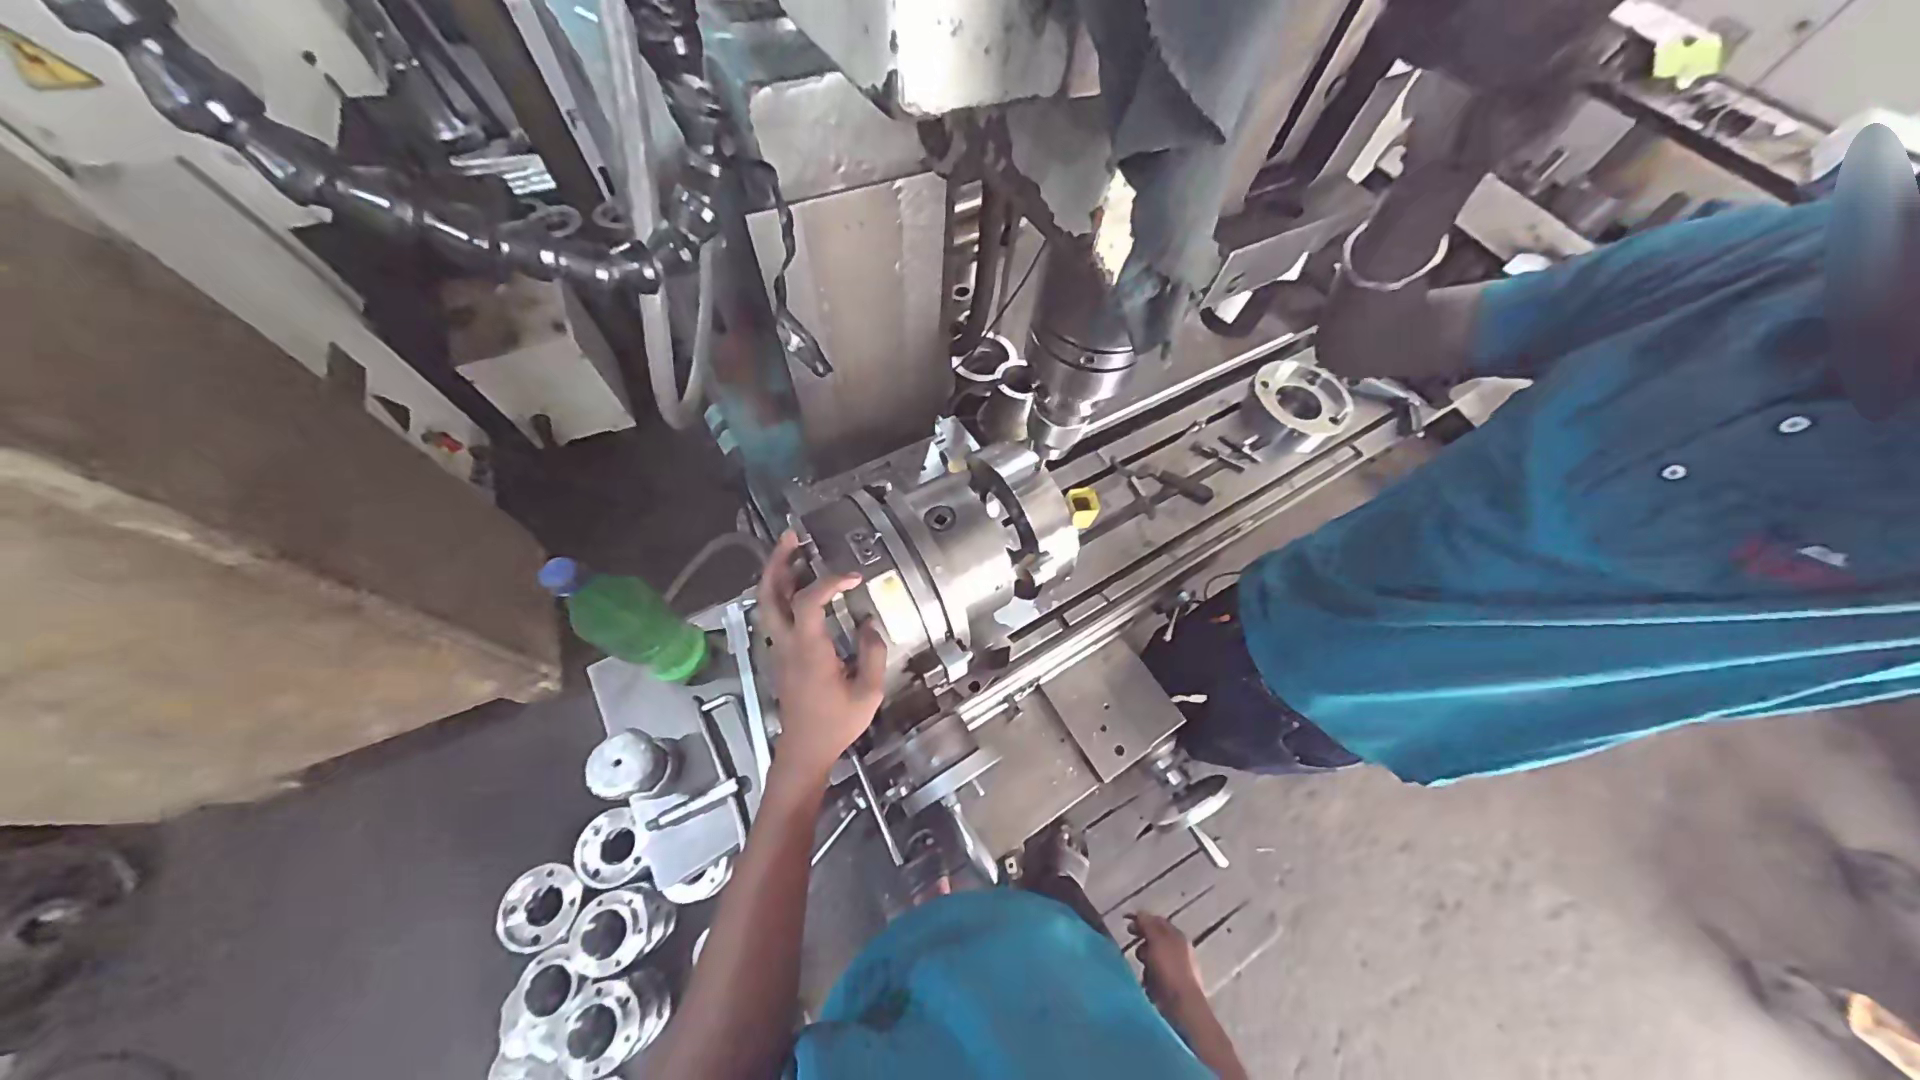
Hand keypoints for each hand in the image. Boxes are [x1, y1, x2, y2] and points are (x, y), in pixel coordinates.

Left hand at [757, 531, 887, 781]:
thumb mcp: (867, 691)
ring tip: (792, 553)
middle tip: (791, 538)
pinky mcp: (778, 656)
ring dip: (775, 575)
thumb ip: (872, 654)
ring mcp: (777, 649)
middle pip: (769, 593)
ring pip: (765, 603)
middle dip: (778, 561)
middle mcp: (786, 643)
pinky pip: (772, 615)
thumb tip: (869, 624)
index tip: (854, 579)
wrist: (805, 749)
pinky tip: (797, 587)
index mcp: (808, 649)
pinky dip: (779, 593)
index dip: (831, 582)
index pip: (810, 600)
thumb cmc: (836, 723)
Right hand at [1129, 912, 1204, 1007]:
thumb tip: (1140, 913)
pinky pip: (1153, 973)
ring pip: (1152, 955)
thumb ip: (1148, 924)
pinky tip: (1146, 980)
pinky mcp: (1170, 985)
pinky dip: (1148, 974)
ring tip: (1141, 964)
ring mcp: (1175, 968)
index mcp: (1177, 936)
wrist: (1182, 1006)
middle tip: (1130, 938)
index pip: (1157, 920)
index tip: (1126, 920)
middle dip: (1142, 938)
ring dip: (1144, 957)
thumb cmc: (1169, 969)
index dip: (1142, 918)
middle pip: (1155, 937)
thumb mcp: (1156, 940)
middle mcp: (1178, 950)